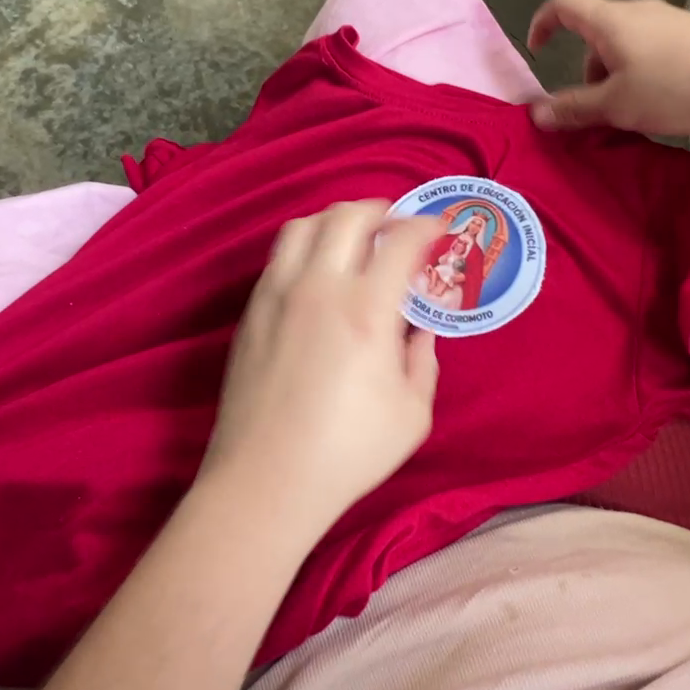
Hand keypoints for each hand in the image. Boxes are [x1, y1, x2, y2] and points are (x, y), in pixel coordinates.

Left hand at [201, 201, 442, 533]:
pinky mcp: (252, 311)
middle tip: (397, 226)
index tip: (438, 230)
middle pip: (347, 215)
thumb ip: (423, 359)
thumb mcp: (413, 413)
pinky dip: (306, 246)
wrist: (266, 480)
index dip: (425, 225)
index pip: (400, 239)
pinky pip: (279, 256)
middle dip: (381, 210)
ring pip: (304, 225)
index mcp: (367, 309)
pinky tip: (318, 273)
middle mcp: (319, 287)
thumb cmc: (348, 452)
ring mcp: (278, 294)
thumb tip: (421, 328)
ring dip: (337, 220)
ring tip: (355, 239)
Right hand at [525, 0, 689, 136]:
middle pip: (596, 30)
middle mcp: (639, 11)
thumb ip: (573, 108)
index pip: (563, 4)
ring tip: (632, 110)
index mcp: (611, 20)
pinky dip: (642, 71)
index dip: (542, 22)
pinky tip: (664, 101)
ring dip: (615, 73)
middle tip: (596, 106)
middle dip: (586, 67)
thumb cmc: (674, 88)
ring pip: (626, 42)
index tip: (538, 49)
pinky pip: (653, 48)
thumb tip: (536, 113)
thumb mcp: (615, 106)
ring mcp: (671, 20)